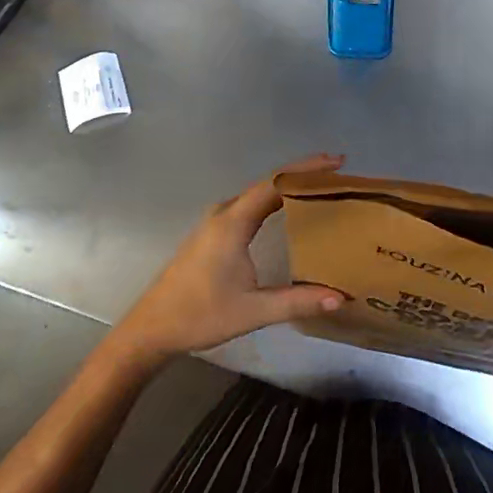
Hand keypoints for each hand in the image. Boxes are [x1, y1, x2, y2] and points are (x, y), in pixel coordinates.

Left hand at [113, 154, 347, 363]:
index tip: (337, 163)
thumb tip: (340, 298)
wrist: (152, 328)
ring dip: (287, 188)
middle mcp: (223, 215)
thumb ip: (297, 302)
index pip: (274, 184)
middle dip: (302, 176)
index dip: (306, 170)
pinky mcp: (212, 235)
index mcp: (232, 224)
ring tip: (320, 189)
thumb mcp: (253, 311)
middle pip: (267, 184)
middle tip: (337, 176)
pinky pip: (249, 207)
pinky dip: (273, 202)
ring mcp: (214, 224)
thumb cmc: (199, 315)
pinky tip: (288, 213)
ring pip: (256, 195)